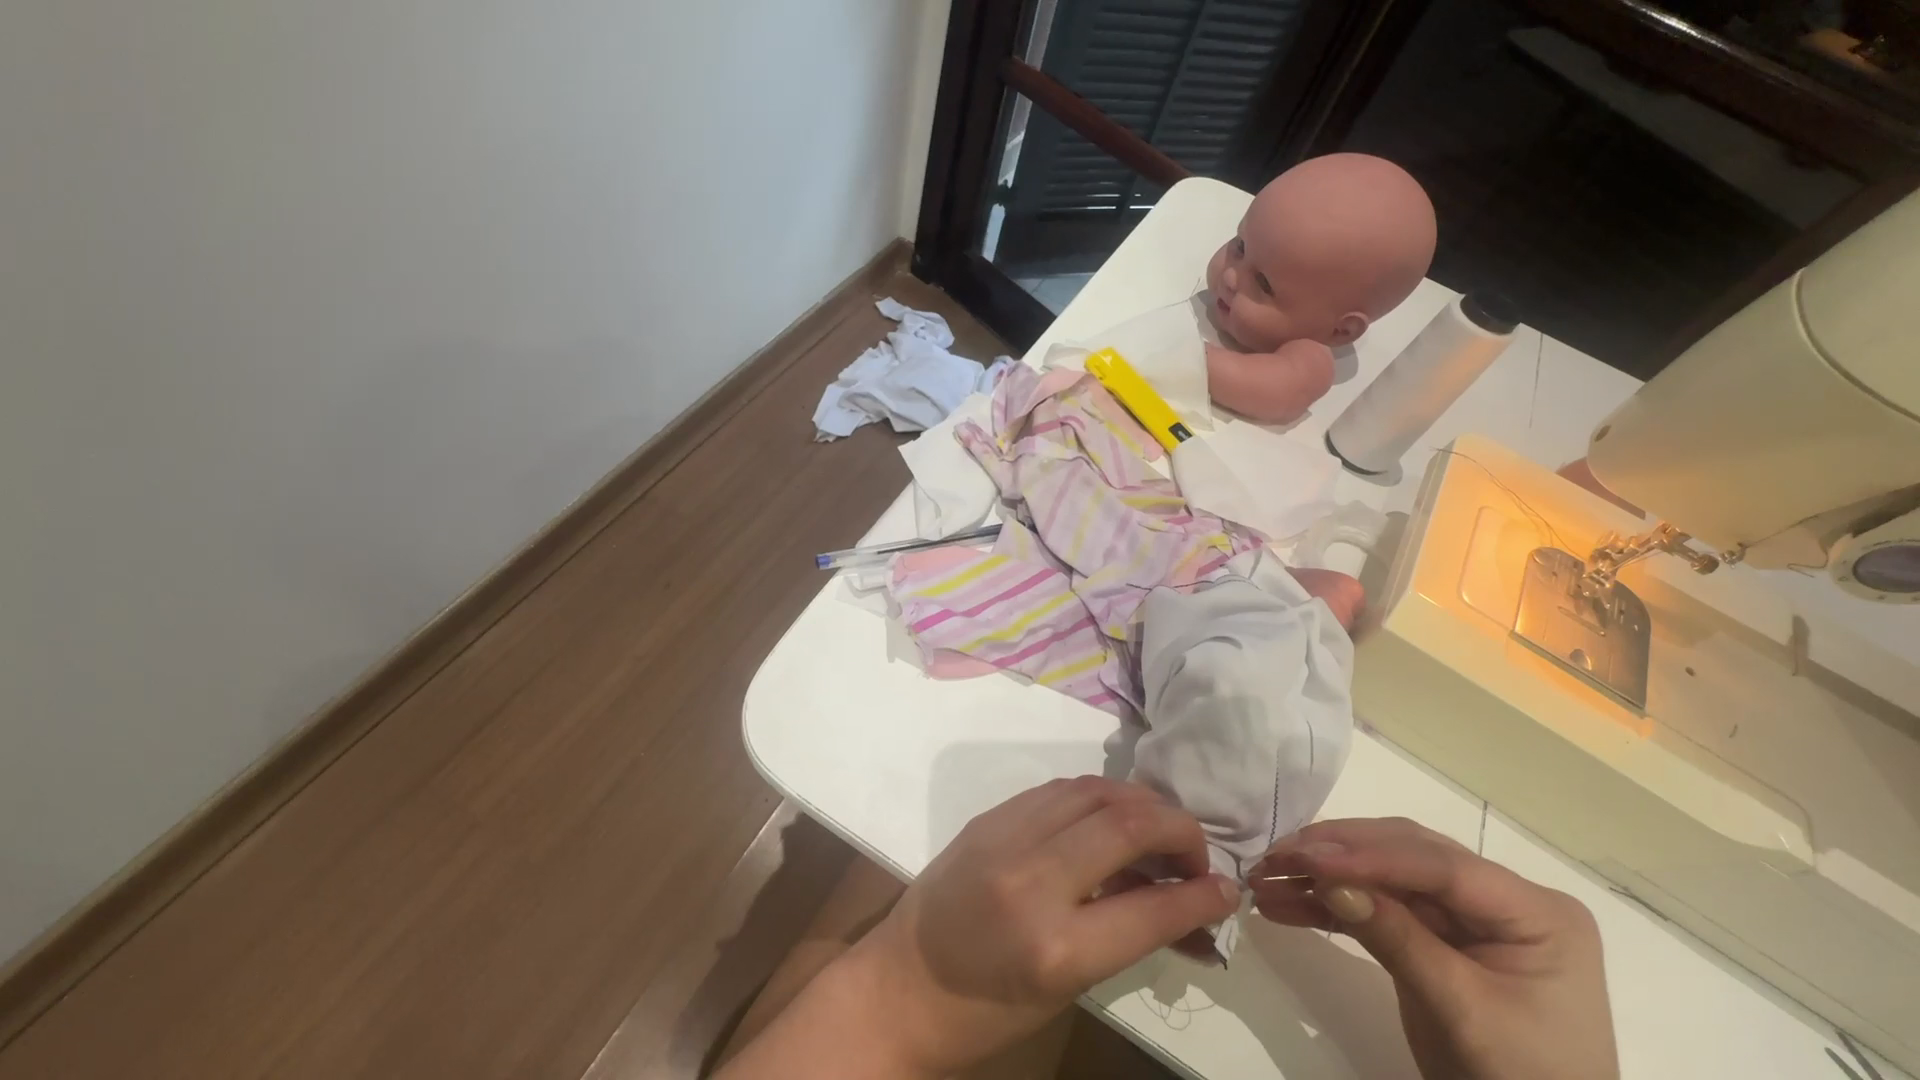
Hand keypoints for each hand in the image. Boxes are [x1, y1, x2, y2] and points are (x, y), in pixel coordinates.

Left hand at [846, 777, 1240, 1075]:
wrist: (899, 986)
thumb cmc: (987, 1011)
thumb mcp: (1067, 989)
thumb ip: (1129, 937)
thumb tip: (1189, 904)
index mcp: (1056, 948)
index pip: (1152, 906)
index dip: (1202, 894)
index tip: (1226, 889)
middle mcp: (1031, 881)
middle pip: (1127, 825)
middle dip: (1179, 830)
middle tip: (1195, 854)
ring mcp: (1004, 840)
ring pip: (1093, 791)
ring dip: (1140, 802)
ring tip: (1159, 827)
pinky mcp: (987, 819)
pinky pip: (1057, 790)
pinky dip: (1096, 796)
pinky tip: (1110, 815)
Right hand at [1251, 818, 1617, 1079]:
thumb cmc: (1518, 1078)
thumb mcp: (1461, 1011)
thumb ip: (1398, 939)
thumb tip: (1328, 882)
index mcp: (1534, 910)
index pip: (1441, 866)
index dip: (1371, 856)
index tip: (1307, 856)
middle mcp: (1501, 899)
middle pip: (1407, 856)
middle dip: (1337, 854)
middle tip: (1274, 855)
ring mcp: (1467, 918)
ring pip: (1384, 878)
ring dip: (1324, 879)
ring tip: (1264, 879)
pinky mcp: (1437, 938)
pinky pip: (1379, 910)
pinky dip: (1332, 908)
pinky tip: (1285, 906)